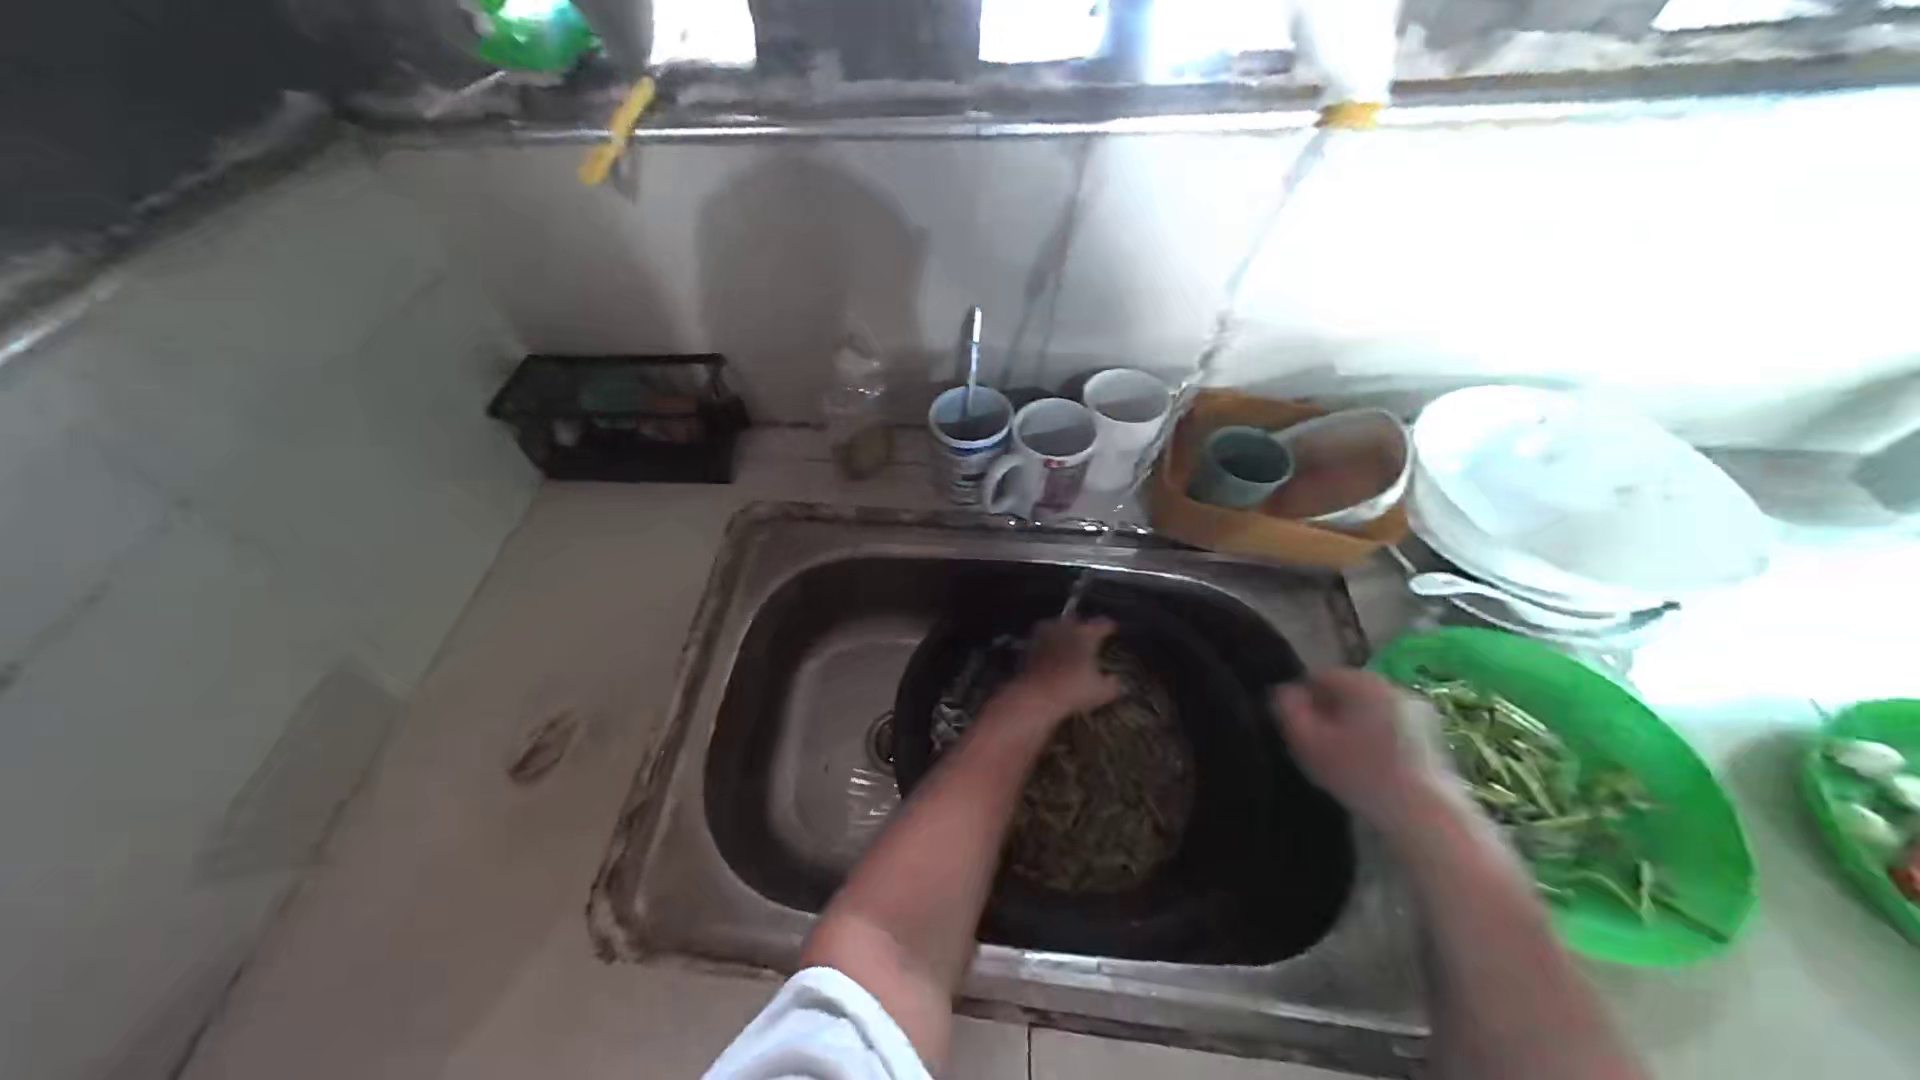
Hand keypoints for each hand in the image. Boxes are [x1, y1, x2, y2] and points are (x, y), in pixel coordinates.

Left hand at [1011, 616, 1122, 716]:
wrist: (1034, 695)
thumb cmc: (1072, 691)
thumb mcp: (1101, 692)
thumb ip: (1112, 684)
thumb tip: (1116, 680)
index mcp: (1086, 634)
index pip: (1102, 623)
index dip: (1109, 626)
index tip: (1113, 629)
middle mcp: (1065, 627)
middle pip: (1077, 620)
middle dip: (1083, 627)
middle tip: (1088, 638)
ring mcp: (1044, 633)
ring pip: (1057, 625)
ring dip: (1064, 631)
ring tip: (1068, 643)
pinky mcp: (1028, 643)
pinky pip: (1042, 637)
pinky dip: (1049, 642)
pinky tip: (1051, 653)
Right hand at [1274, 669, 1454, 835]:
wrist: (1427, 817)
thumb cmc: (1359, 774)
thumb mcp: (1307, 742)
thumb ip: (1287, 709)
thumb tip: (1285, 692)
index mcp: (1362, 682)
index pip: (1318, 676)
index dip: (1302, 701)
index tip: (1300, 729)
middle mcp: (1393, 687)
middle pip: (1346, 691)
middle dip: (1329, 713)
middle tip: (1320, 746)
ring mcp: (1419, 711)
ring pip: (1369, 710)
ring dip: (1353, 727)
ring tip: (1345, 760)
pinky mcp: (1435, 737)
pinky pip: (1391, 726)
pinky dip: (1377, 740)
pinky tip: (1372, 768)